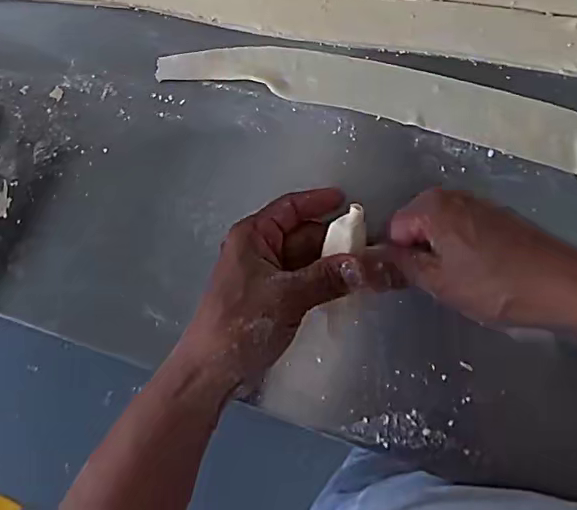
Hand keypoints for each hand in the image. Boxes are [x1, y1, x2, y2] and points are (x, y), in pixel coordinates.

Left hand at [170, 188, 398, 392]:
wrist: (210, 375)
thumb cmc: (240, 324)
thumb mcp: (287, 296)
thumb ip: (327, 278)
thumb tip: (363, 265)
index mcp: (253, 236)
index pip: (289, 208)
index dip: (317, 202)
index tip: (346, 201)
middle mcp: (257, 250)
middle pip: (301, 234)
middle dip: (332, 239)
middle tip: (367, 245)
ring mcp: (264, 276)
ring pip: (304, 260)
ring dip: (329, 263)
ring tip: (363, 266)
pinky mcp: (270, 300)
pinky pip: (302, 281)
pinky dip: (322, 282)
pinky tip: (345, 289)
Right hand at [386, 188, 576, 330]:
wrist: (565, 285)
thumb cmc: (497, 286)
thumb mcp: (441, 284)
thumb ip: (401, 267)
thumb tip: (369, 258)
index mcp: (432, 205)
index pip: (393, 229)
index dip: (399, 258)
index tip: (415, 283)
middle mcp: (452, 195)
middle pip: (417, 225)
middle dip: (422, 254)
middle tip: (443, 286)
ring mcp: (478, 203)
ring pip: (442, 229)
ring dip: (445, 254)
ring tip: (468, 284)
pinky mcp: (499, 216)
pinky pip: (466, 230)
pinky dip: (467, 251)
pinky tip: (488, 276)